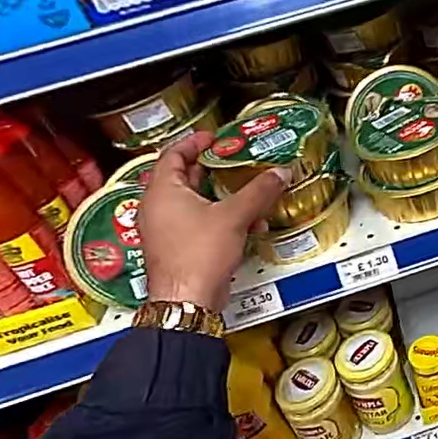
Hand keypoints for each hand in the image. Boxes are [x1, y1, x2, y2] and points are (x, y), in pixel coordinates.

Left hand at [138, 130, 290, 311]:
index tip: (212, 137)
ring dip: (222, 195)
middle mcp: (159, 208)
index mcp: (163, 192)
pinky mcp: (179, 246)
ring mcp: (167, 229)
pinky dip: (222, 217)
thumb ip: (259, 191)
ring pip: (195, 201)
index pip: (172, 154)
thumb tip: (279, 173)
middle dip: (212, 167)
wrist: (188, 301)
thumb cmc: (197, 256)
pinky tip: (247, 222)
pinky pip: (200, 221)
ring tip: (246, 189)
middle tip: (233, 158)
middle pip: (184, 176)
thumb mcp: (235, 216)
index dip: (193, 142)